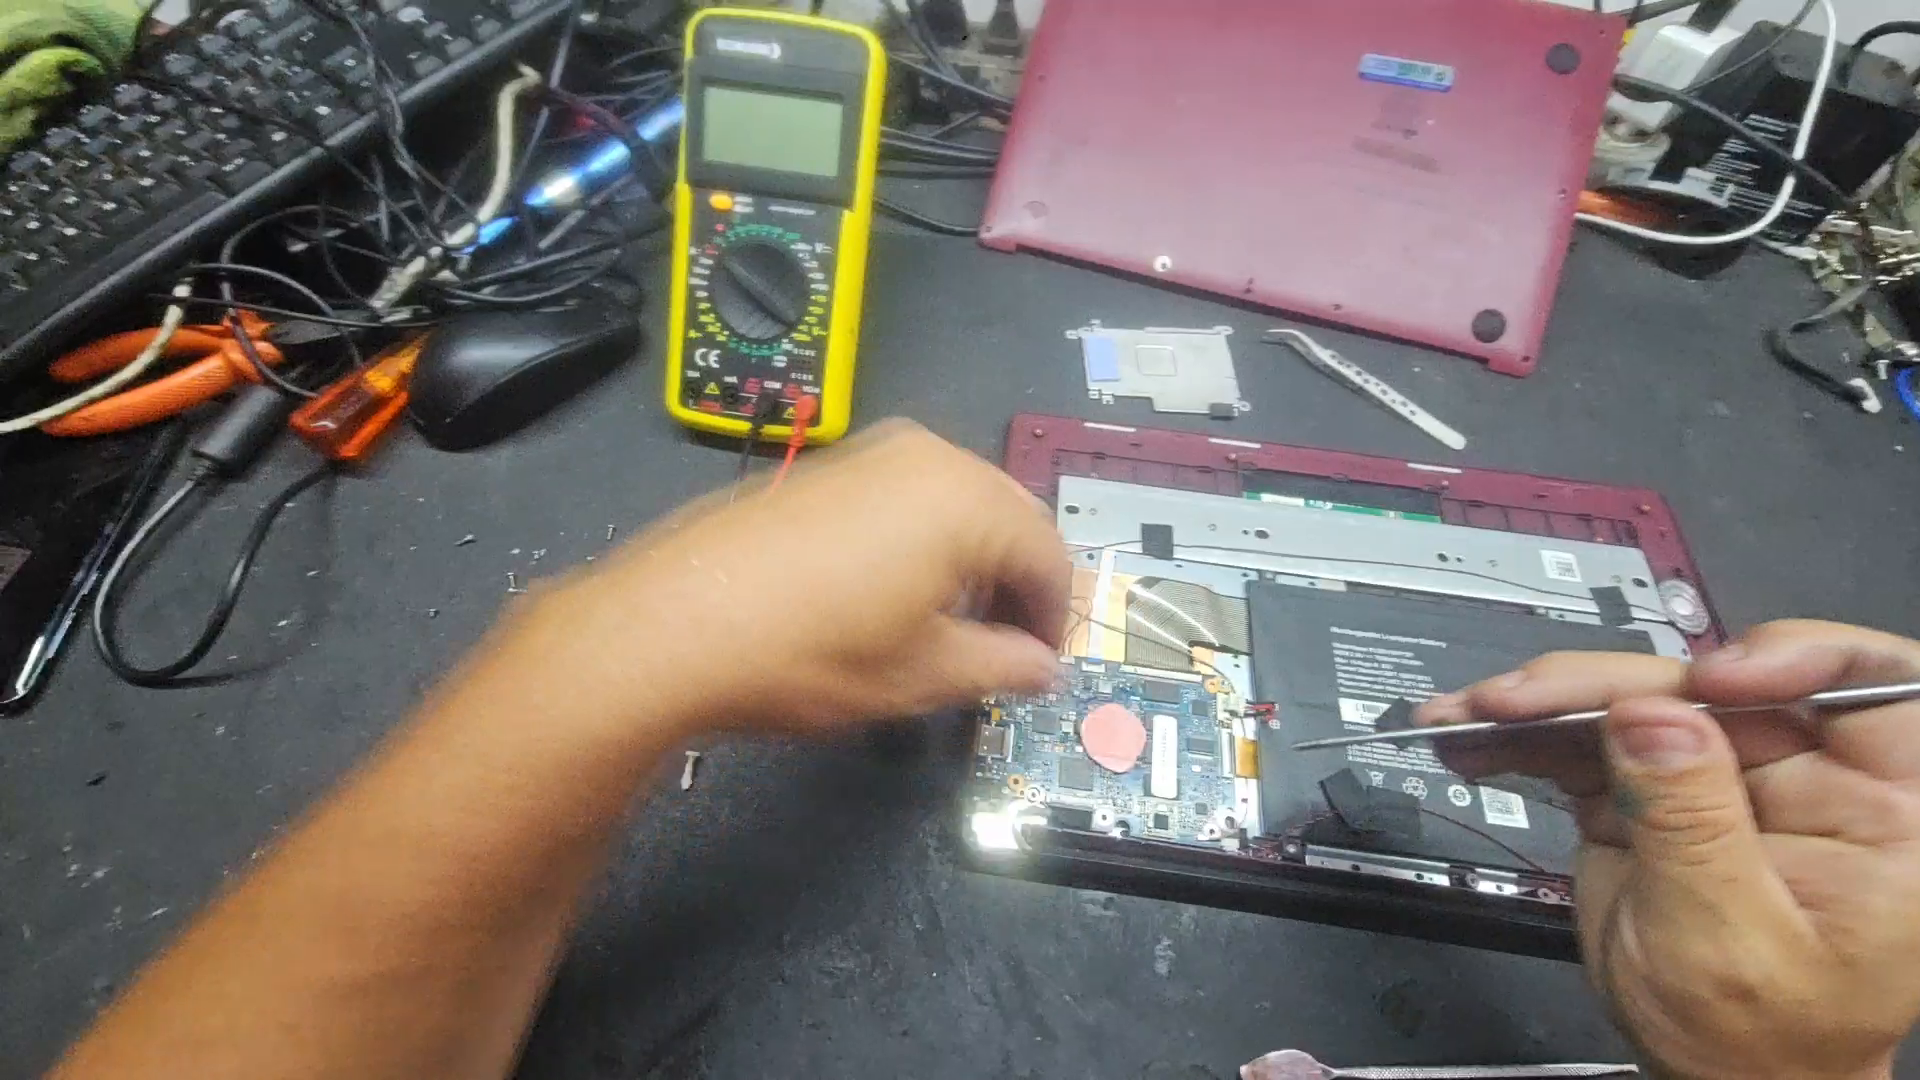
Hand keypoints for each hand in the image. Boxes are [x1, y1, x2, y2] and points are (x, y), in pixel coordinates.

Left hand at [500, 420, 1068, 736]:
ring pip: (962, 501)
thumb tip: (1043, 668)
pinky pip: (913, 494)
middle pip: (1011, 517)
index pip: (1048, 554)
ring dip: (978, 558)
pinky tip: (902, 586)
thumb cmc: (811, 652)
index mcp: (966, 499)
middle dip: (1019, 582)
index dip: (1054, 616)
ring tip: (956, 620)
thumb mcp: (921, 673)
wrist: (671, 623)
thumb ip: (1002, 665)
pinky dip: (932, 537)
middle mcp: (928, 456)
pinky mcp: (834, 465)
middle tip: (1007, 645)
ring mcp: (874, 451)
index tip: (1043, 664)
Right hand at [1414, 621, 1919, 1079]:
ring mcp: (1697, 774)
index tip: (1709, 679)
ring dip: (1525, 706)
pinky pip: (1563, 740)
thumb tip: (1652, 717)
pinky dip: (1504, 738)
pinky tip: (1461, 743)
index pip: (1876, 695)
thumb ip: (1692, 824)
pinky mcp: (1627, 783)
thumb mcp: (1728, 934)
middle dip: (1589, 686)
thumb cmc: (1752, 1031)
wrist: (1695, 1062)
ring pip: (1613, 702)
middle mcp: (1786, 776)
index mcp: (1871, 813)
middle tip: (1502, 703)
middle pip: (1693, 688)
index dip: (1802, 661)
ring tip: (1456, 719)